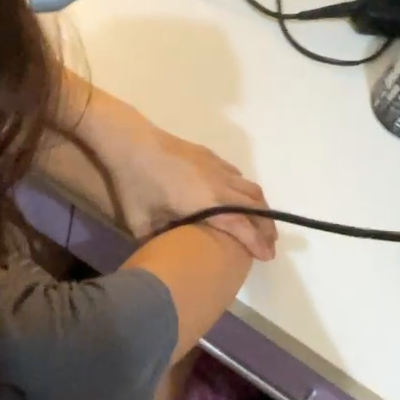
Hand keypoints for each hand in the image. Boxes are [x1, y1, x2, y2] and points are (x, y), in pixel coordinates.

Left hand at [55, 74, 277, 259]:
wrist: (130, 142)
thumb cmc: (134, 184)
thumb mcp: (139, 223)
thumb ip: (156, 241)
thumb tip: (163, 253)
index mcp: (205, 202)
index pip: (240, 225)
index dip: (255, 243)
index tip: (265, 257)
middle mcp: (218, 184)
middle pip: (254, 206)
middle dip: (266, 228)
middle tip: (269, 247)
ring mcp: (216, 168)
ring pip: (249, 189)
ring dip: (260, 209)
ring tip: (261, 227)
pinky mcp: (209, 157)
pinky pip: (236, 177)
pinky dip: (245, 192)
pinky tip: (240, 201)